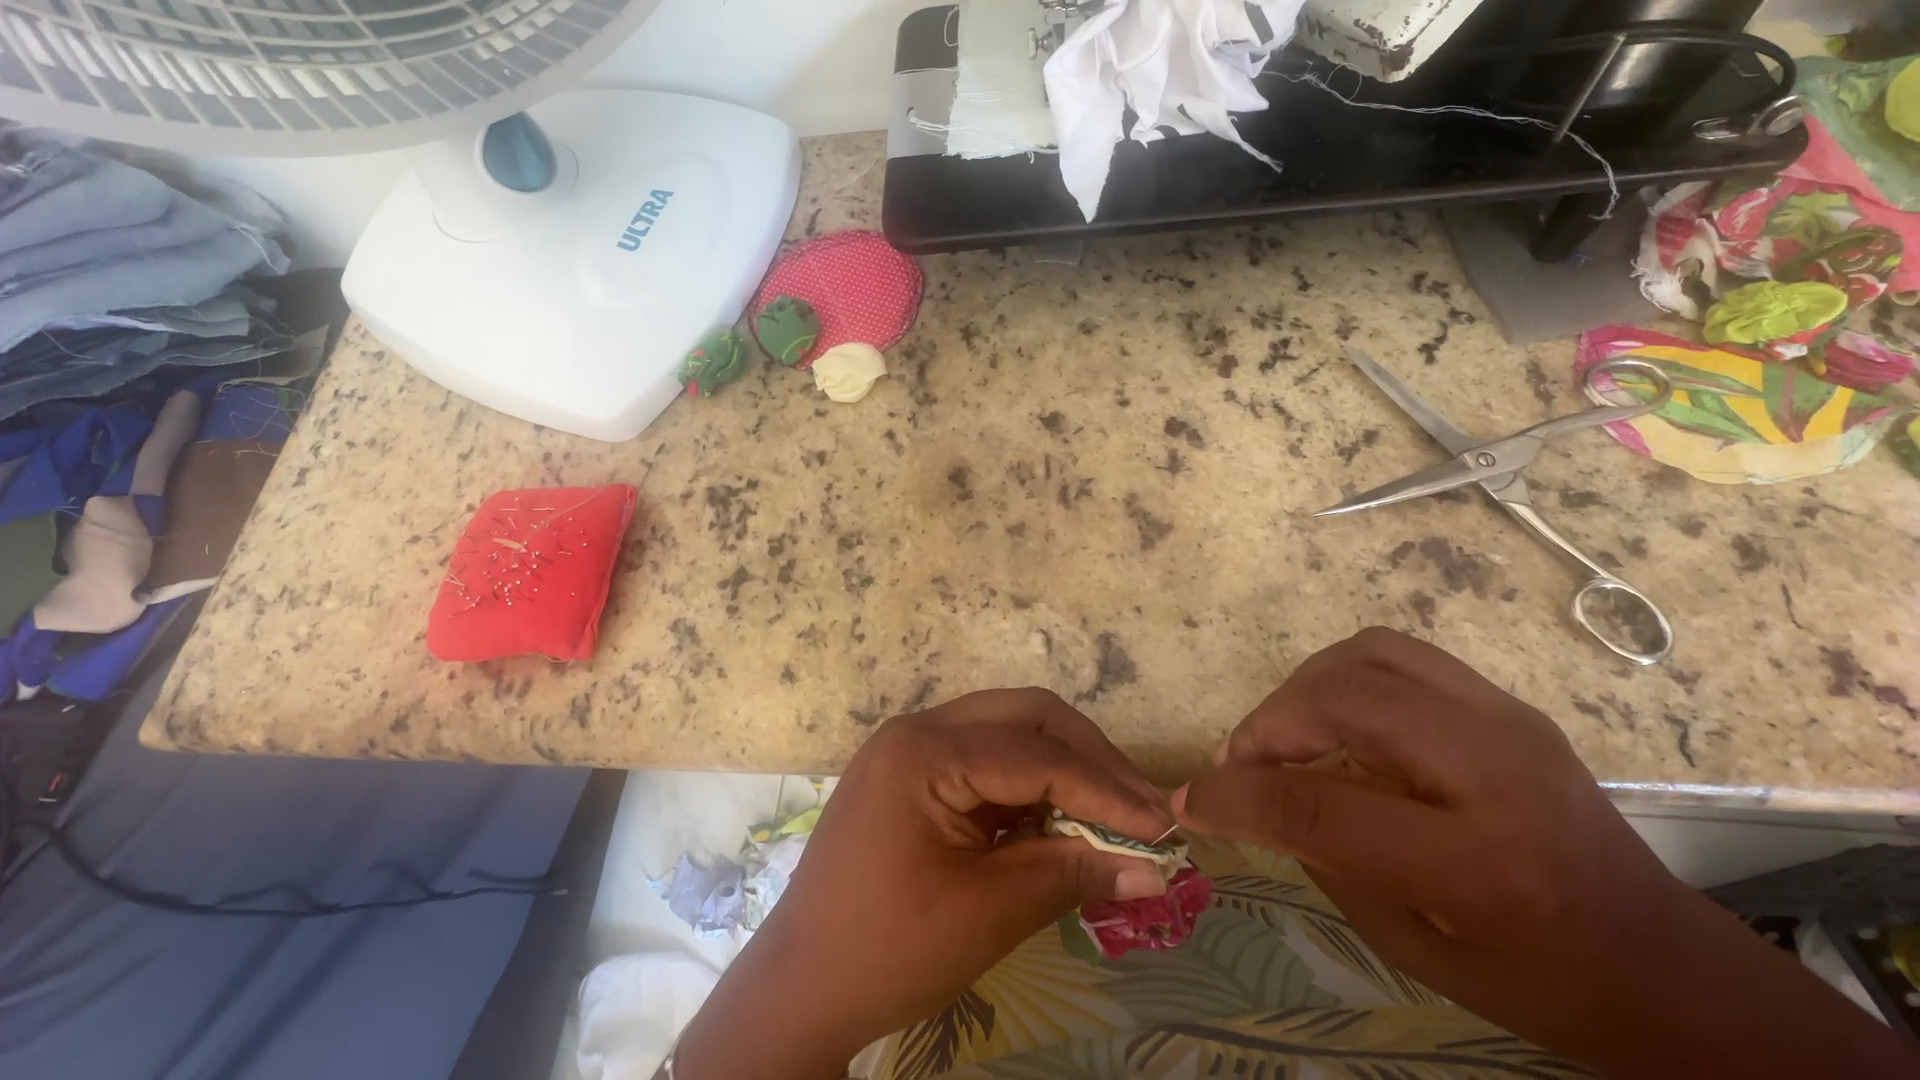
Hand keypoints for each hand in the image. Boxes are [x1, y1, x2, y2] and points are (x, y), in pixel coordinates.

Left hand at [670, 689, 1174, 1079]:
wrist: (801, 988)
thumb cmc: (888, 949)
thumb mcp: (988, 912)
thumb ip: (1072, 874)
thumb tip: (1155, 868)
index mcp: (924, 752)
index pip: (1038, 755)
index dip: (1107, 790)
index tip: (1163, 828)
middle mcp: (916, 732)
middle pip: (1026, 719)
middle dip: (1090, 760)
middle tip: (1142, 809)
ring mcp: (909, 752)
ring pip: (1008, 734)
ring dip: (1064, 770)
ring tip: (1113, 817)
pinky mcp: (911, 779)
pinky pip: (985, 764)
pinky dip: (1029, 789)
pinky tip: (1061, 824)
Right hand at [1176, 627, 1916, 1078]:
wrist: (1657, 957)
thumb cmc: (1531, 978)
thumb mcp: (1413, 947)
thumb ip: (1326, 861)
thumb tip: (1251, 799)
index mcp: (1479, 862)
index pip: (1322, 805)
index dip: (1236, 797)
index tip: (1189, 799)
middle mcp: (1496, 769)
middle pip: (1344, 698)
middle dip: (1267, 724)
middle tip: (1239, 765)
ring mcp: (1509, 720)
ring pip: (1368, 653)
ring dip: (1301, 689)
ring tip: (1280, 736)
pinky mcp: (1506, 701)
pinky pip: (1398, 655)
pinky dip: (1341, 677)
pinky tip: (1330, 721)